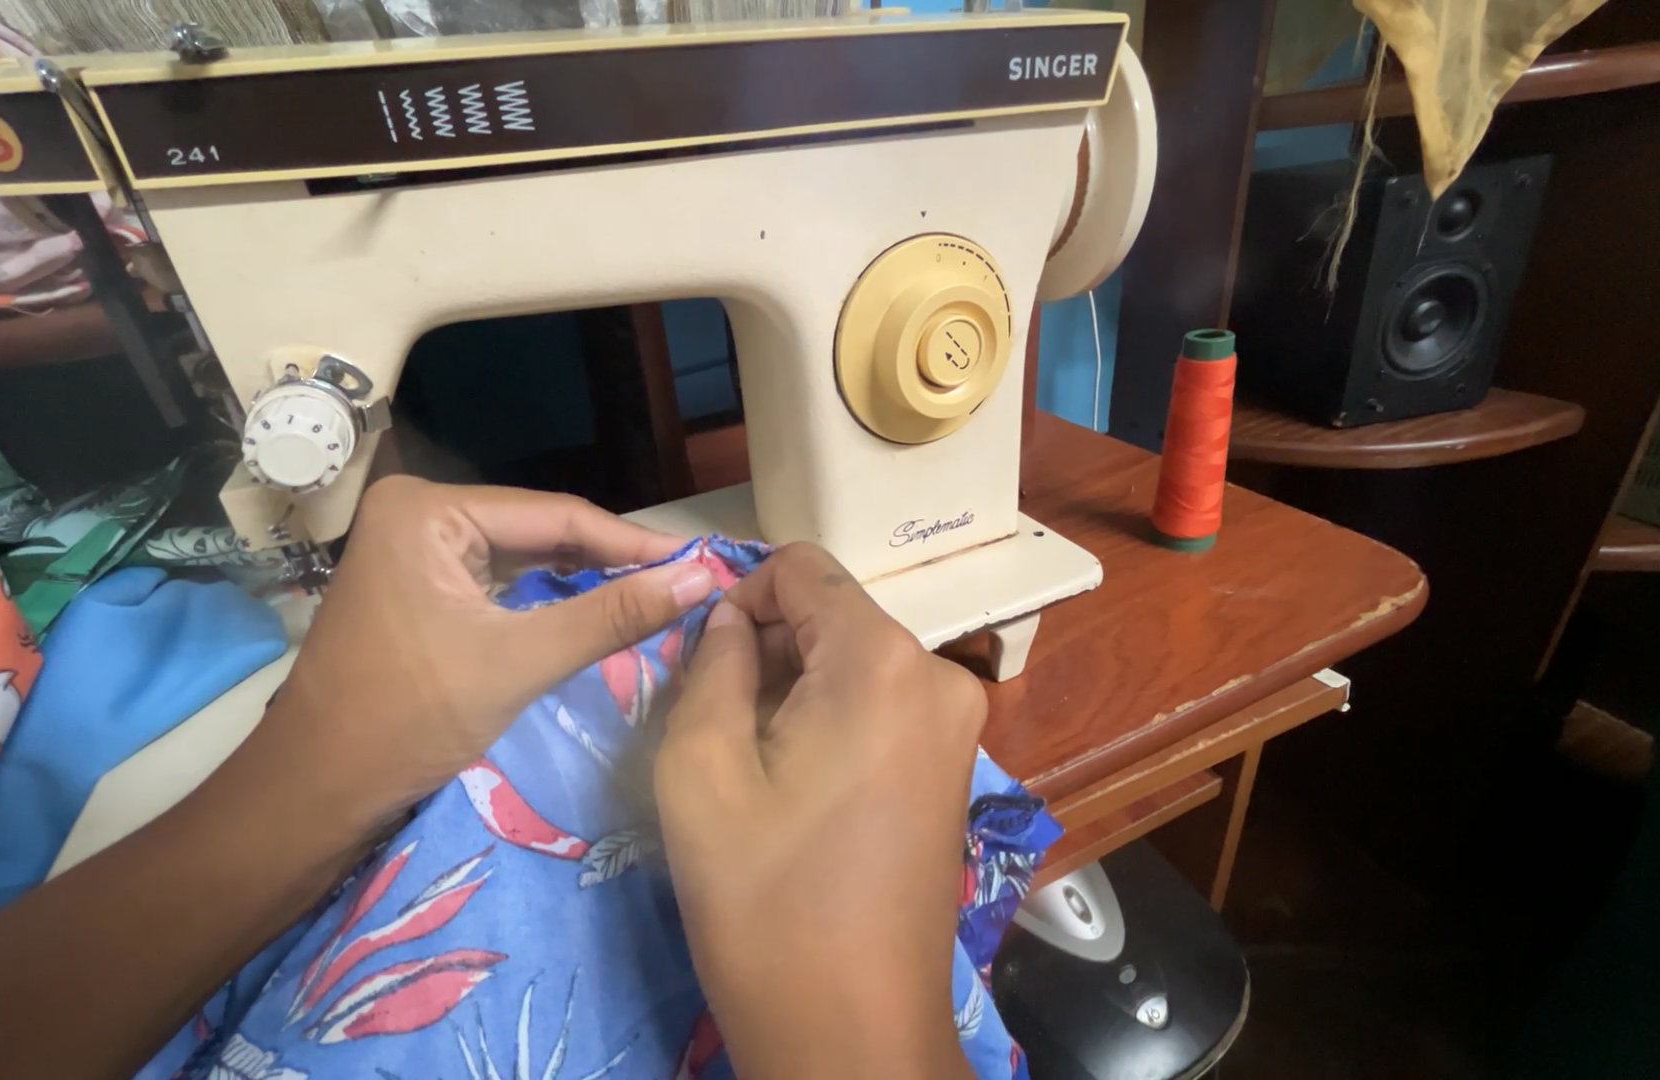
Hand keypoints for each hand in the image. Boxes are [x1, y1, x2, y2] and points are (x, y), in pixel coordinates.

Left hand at [253, 477, 716, 832]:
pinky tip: (598, 602)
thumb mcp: (520, 661)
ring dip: (588, 575)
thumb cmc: (408, 719)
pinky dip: (552, 593)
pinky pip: (505, 575)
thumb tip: (700, 578)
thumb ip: (613, 615)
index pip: (557, 515)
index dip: (633, 543)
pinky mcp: (422, 580)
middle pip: (542, 529)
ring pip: (527, 553)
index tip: (699, 561)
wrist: (314, 793)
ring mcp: (417, 545)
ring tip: (655, 588)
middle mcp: (420, 510)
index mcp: (429, 510)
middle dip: (612, 559)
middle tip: (684, 579)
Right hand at [655, 543, 984, 1079]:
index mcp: (881, 660)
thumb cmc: (765, 899)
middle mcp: (937, 672)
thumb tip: (729, 617)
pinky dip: (833, 711)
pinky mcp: (956, 761)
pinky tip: (798, 775)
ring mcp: (958, 720)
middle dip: (767, 645)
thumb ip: (710, 663)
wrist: (854, 1032)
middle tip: (718, 717)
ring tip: (754, 757)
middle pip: (832, 613)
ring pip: (855, 657)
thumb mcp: (701, 767)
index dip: (743, 595)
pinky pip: (883, 699)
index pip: (803, 568)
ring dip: (795, 682)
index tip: (704, 657)